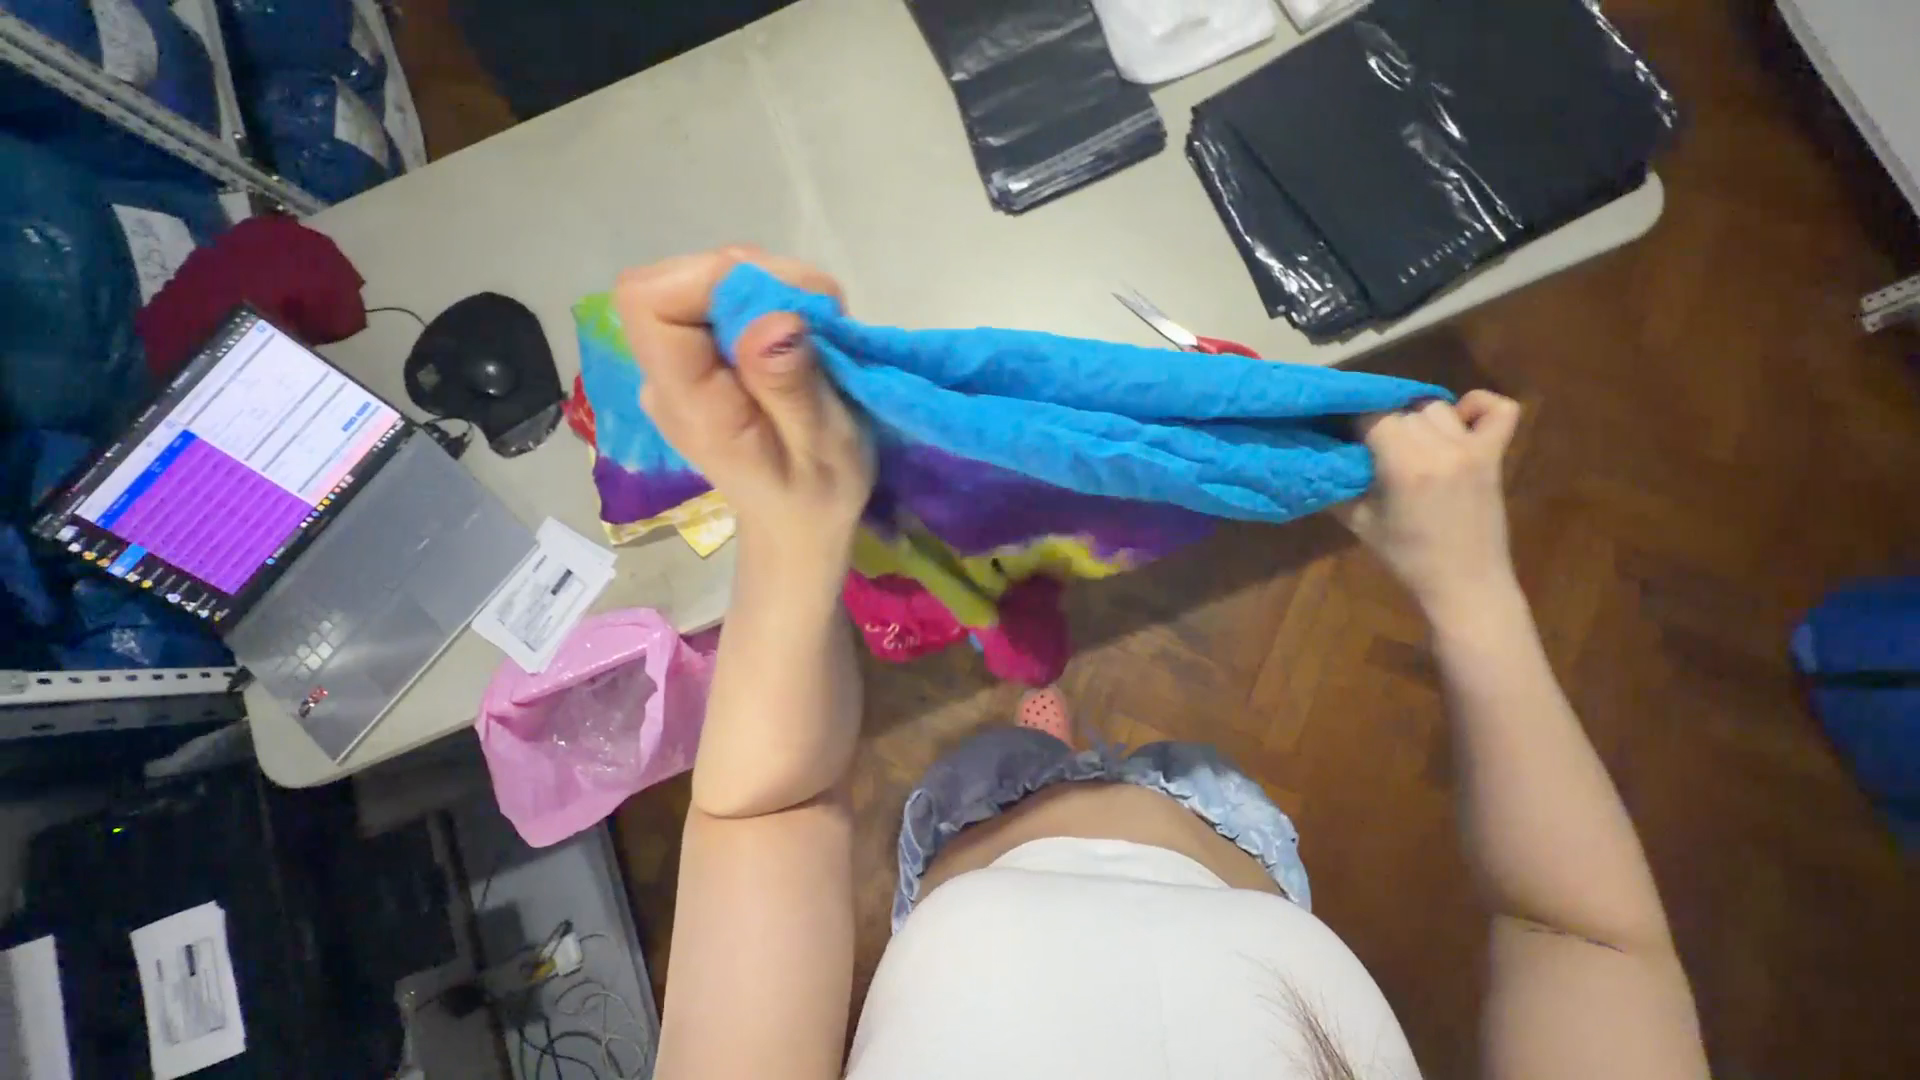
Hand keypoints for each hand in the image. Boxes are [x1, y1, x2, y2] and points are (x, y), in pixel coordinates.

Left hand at [613, 248, 873, 581]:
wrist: (797, 527)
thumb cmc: (817, 497)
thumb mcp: (824, 449)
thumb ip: (792, 387)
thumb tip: (771, 319)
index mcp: (691, 405)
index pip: (651, 303)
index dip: (712, 277)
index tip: (786, 300)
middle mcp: (667, 380)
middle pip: (673, 284)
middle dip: (751, 279)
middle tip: (818, 313)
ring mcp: (678, 371)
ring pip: (700, 287)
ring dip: (766, 288)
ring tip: (819, 331)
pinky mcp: (698, 365)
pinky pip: (716, 307)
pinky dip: (764, 303)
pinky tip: (801, 340)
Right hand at [1336, 391, 1522, 620]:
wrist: (1464, 584)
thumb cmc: (1406, 558)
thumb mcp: (1359, 523)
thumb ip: (1337, 486)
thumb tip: (1317, 457)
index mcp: (1406, 467)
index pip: (1373, 417)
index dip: (1354, 425)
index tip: (1344, 441)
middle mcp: (1442, 450)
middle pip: (1402, 411)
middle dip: (1381, 425)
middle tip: (1371, 449)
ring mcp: (1473, 450)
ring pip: (1436, 408)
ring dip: (1416, 419)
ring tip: (1407, 443)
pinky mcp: (1496, 456)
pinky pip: (1498, 410)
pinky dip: (1476, 407)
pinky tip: (1458, 422)